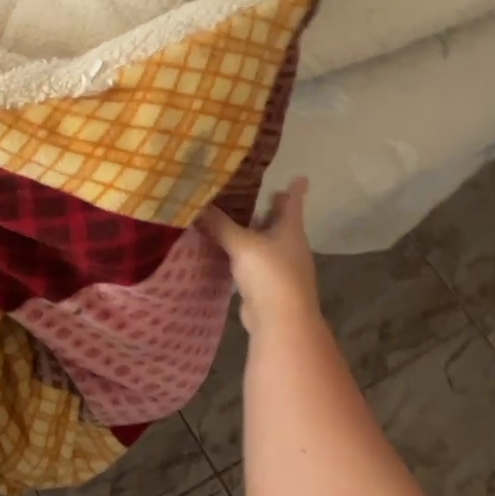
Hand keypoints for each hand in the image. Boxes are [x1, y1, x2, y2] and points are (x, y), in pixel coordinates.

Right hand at [198, 177, 319, 333]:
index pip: (293, 203)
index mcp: (290, 230)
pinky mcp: (266, 284)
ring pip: (266, 241)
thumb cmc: (269, 274)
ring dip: (255, 231)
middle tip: (260, 192)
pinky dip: (243, 252)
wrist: (280, 319)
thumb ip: (219, 224)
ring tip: (237, 218)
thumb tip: (196, 202)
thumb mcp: (241, 244)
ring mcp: (279, 266)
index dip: (295, 189)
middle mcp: (288, 245)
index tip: (299, 176)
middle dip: (272, 208)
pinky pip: (253, 260)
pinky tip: (227, 250)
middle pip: (280, 222)